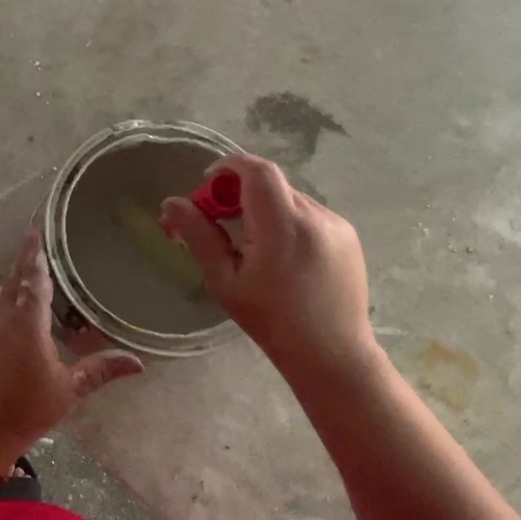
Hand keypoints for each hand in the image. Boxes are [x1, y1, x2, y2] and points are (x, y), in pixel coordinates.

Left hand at [0, 231, 144, 458]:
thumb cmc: (29, 408)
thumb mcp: (70, 390)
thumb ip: (101, 371)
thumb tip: (138, 362)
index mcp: (26, 326)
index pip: (33, 282)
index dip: (36, 257)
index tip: (36, 232)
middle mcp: (4, 321)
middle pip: (14, 282)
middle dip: (24, 261)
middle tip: (34, 239)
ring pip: (1, 295)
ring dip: (13, 279)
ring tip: (27, 267)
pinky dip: (3, 298)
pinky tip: (8, 302)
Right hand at [161, 153, 375, 373]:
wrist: (331, 353)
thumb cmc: (270, 321)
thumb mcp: (224, 280)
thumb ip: (199, 235)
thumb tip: (172, 202)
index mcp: (282, 226)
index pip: (257, 171)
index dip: (229, 166)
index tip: (208, 182)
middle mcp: (315, 216)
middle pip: (270, 183)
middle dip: (239, 192)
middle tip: (217, 219)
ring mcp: (336, 224)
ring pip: (289, 197)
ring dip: (263, 207)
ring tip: (250, 243)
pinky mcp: (348, 235)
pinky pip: (309, 213)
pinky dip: (286, 219)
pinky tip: (280, 254)